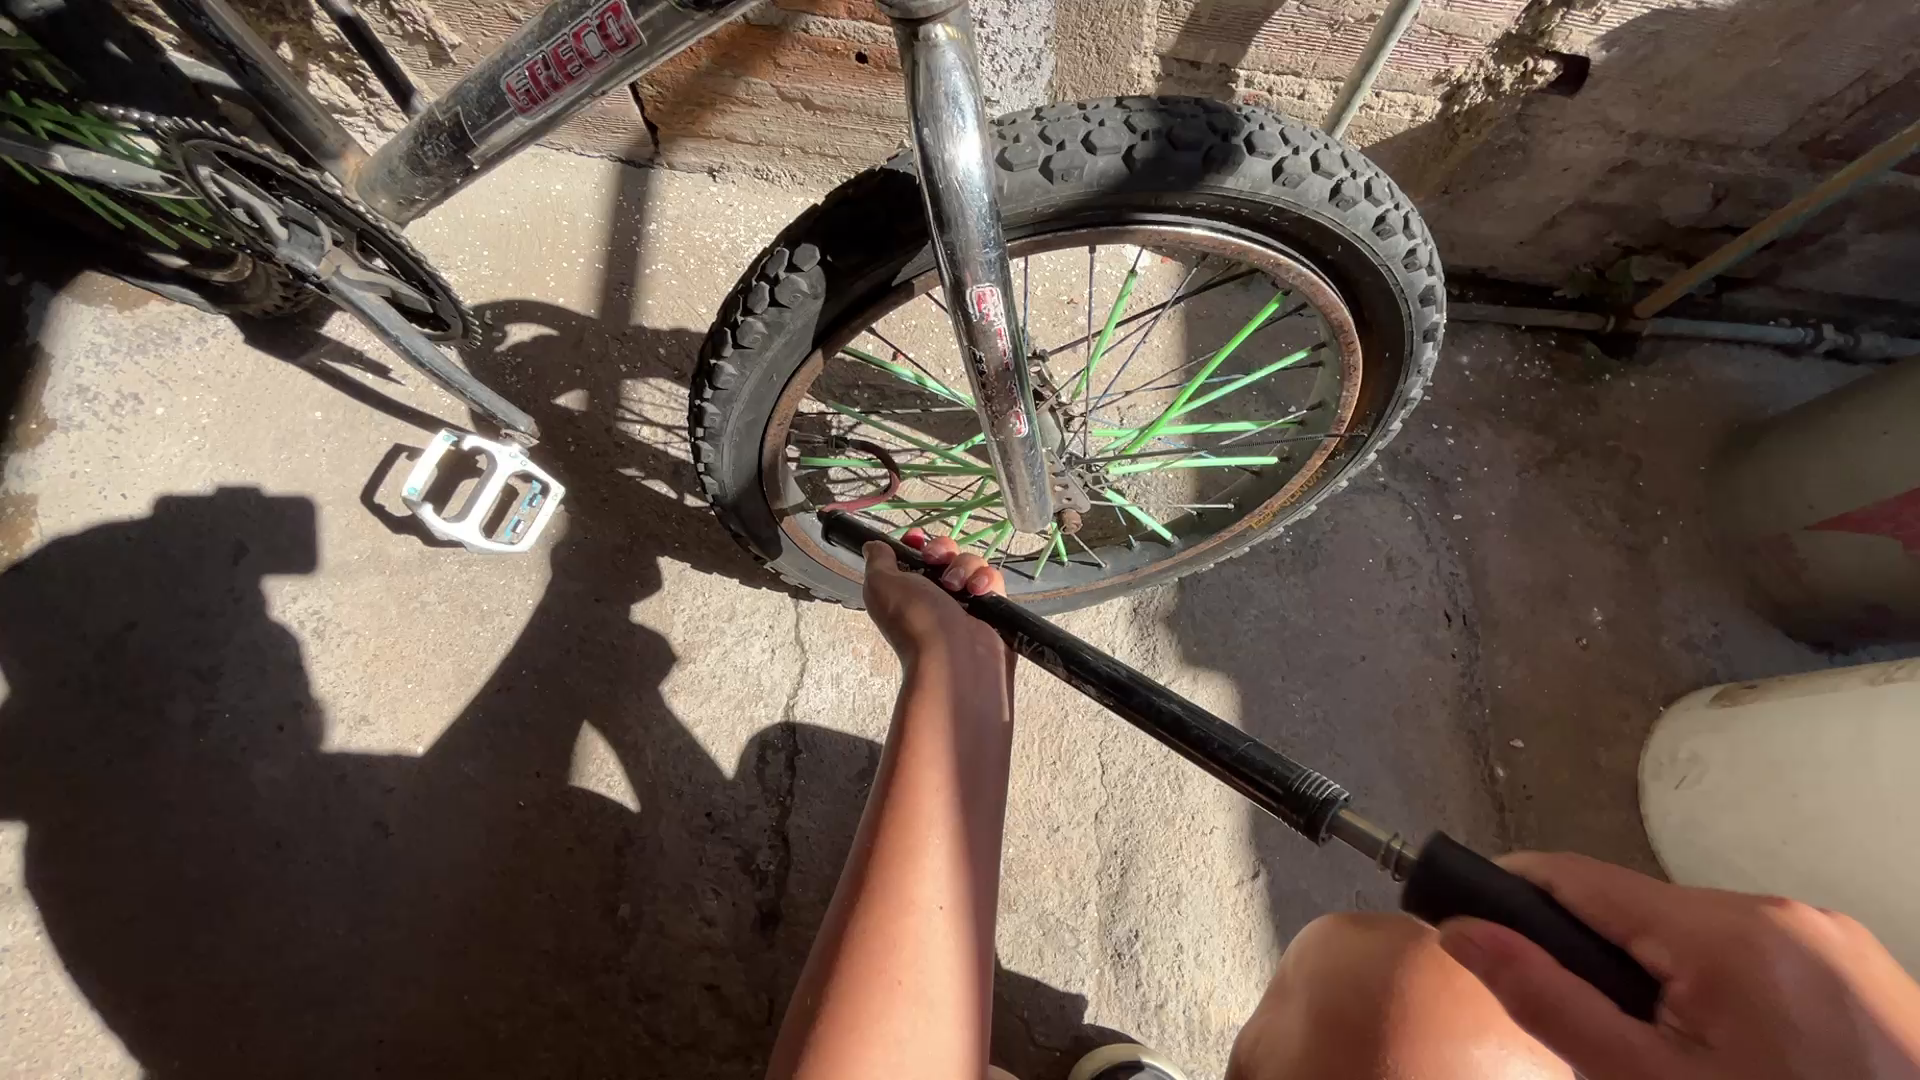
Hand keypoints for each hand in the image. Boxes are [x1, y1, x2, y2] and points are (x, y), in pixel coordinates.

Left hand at [862, 529, 1006, 667]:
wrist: (954, 658)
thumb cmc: (914, 620)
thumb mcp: (881, 584)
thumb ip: (877, 561)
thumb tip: (872, 546)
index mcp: (907, 589)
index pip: (915, 555)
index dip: (917, 543)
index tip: (916, 538)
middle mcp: (936, 594)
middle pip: (946, 553)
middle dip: (942, 550)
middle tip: (936, 562)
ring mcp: (965, 601)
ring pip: (971, 562)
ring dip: (964, 566)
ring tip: (958, 587)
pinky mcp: (991, 607)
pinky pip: (992, 578)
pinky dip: (987, 580)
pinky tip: (979, 592)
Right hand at [1437, 852, 1919, 1079]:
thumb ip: (1545, 999)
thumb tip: (1458, 930)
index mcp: (1727, 929)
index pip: (1569, 875)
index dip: (1509, 896)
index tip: (1474, 933)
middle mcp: (1780, 911)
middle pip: (1626, 906)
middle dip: (1591, 955)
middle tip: (1596, 1032)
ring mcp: (1827, 938)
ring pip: (1679, 931)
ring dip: (1650, 973)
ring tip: (1669, 1052)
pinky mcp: (1854, 968)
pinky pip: (1738, 952)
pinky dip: (1708, 986)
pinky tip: (1729, 1048)